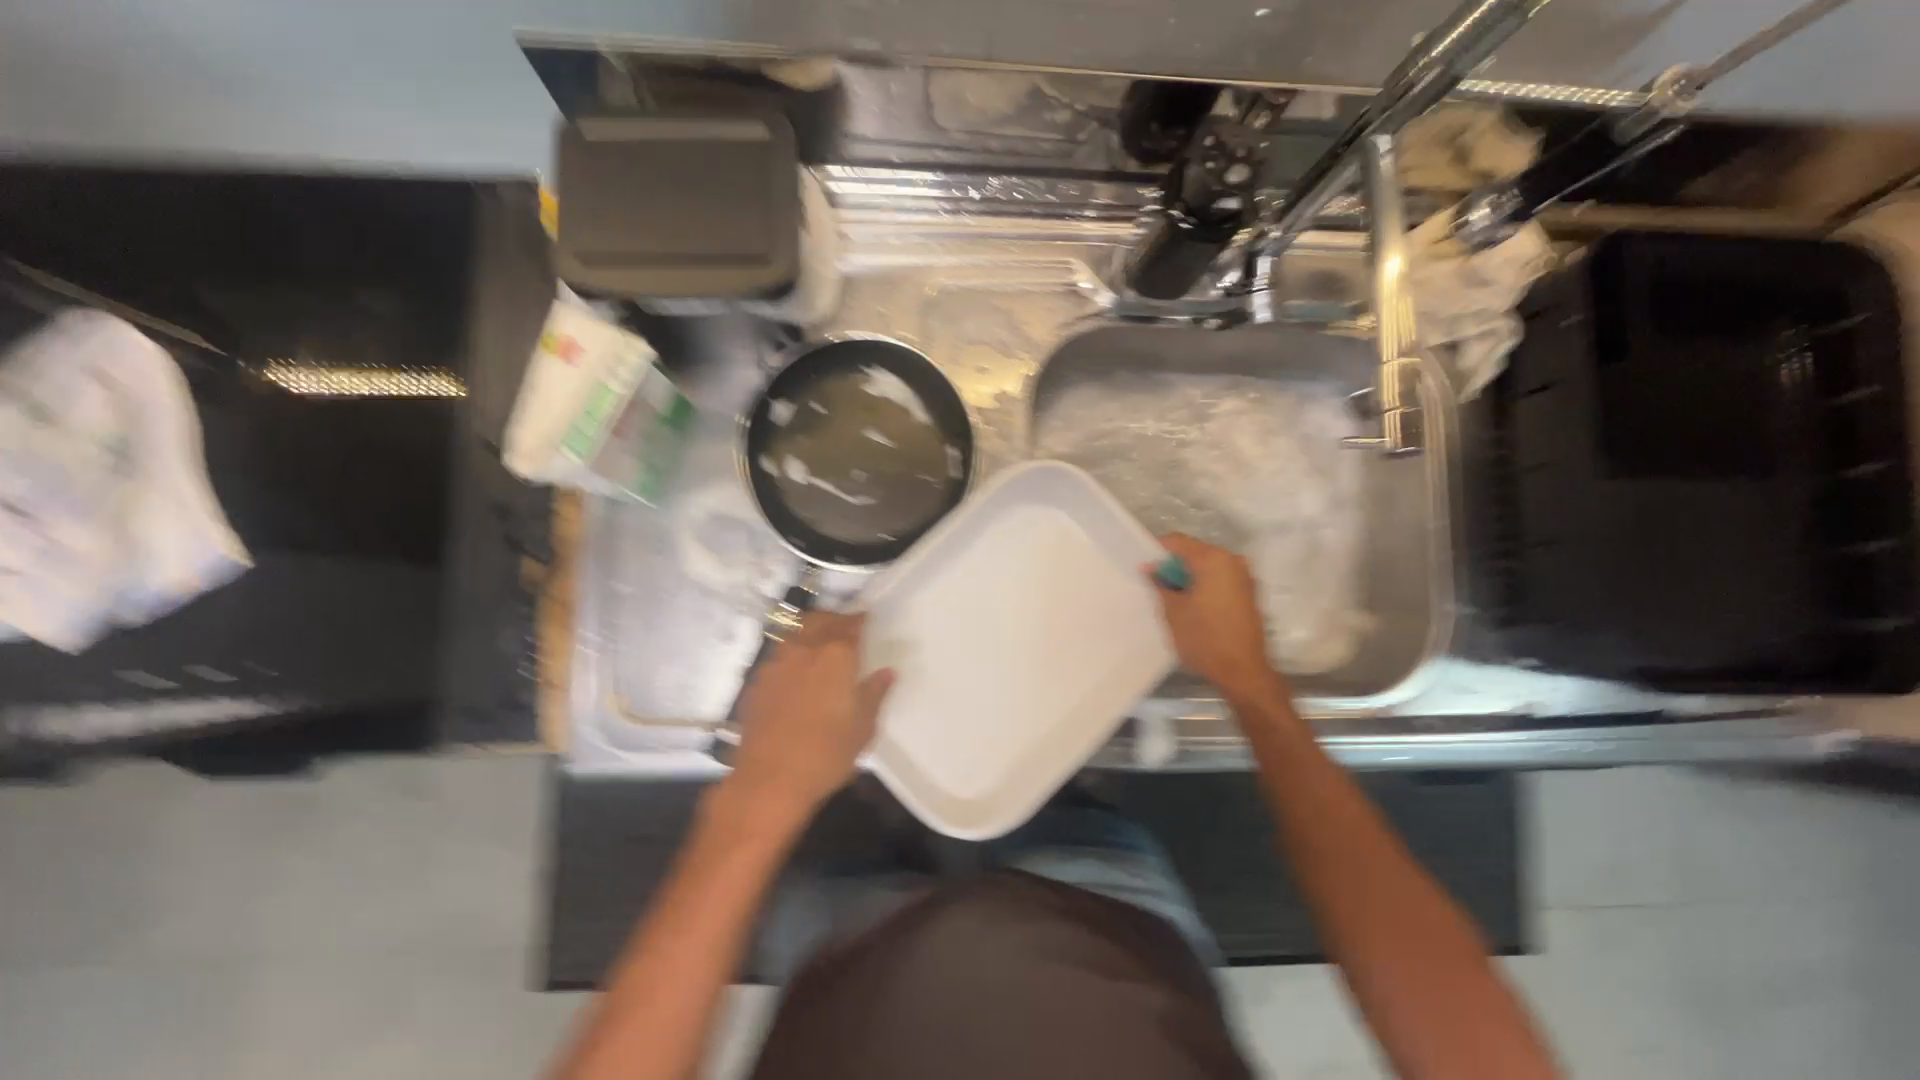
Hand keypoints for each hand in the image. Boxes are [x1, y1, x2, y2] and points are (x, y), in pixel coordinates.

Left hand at [727, 611, 895, 817]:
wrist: (770, 779)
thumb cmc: (826, 754)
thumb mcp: (863, 727)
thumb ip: (874, 694)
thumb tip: (887, 672)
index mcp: (837, 656)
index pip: (850, 625)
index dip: (859, 620)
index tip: (866, 619)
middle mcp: (805, 650)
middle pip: (819, 621)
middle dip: (834, 619)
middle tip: (845, 626)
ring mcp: (776, 664)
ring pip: (795, 634)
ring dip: (810, 632)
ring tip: (820, 644)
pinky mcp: (757, 682)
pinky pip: (778, 656)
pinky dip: (791, 654)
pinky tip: (796, 672)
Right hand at [1147, 533, 1279, 699]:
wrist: (1243, 672)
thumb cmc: (1204, 639)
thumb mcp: (1173, 612)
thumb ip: (1160, 584)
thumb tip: (1150, 567)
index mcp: (1213, 559)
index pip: (1177, 541)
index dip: (1157, 552)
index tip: (1146, 570)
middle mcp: (1233, 561)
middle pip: (1195, 553)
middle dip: (1175, 567)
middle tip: (1158, 589)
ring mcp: (1246, 577)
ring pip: (1209, 568)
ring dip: (1191, 579)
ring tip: (1176, 602)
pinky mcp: (1250, 594)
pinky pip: (1221, 581)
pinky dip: (1207, 588)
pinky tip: (1196, 610)